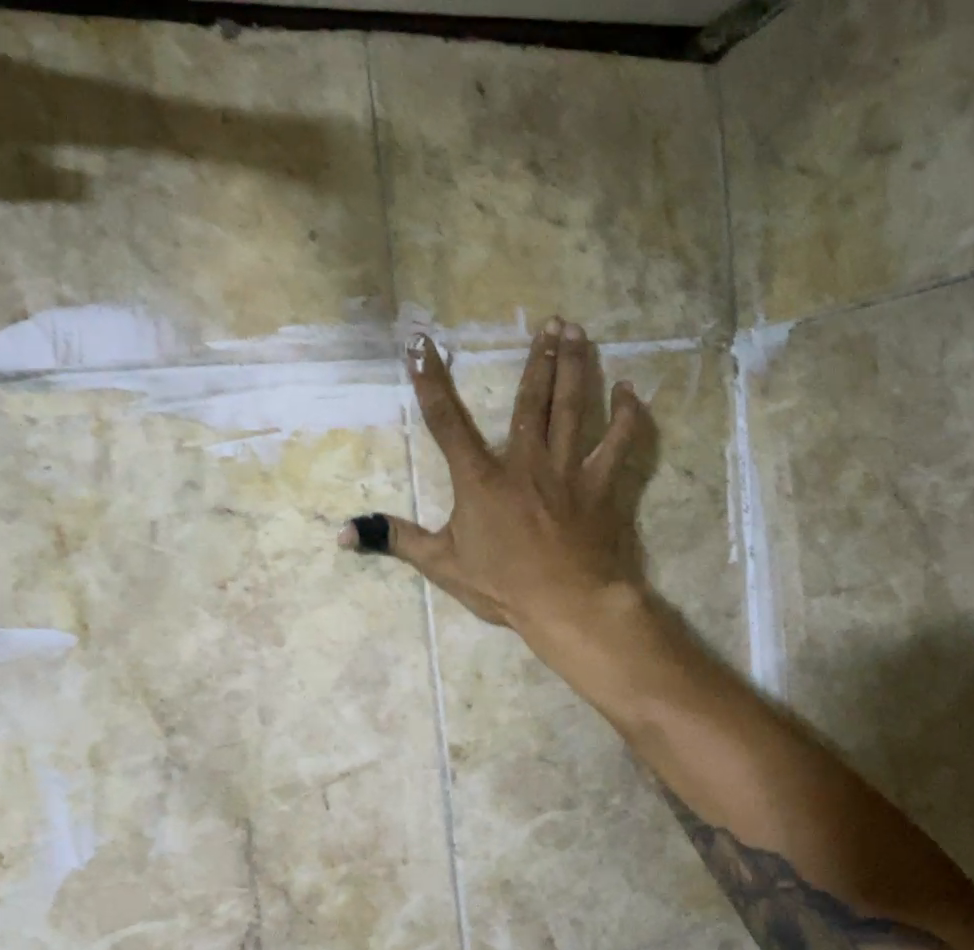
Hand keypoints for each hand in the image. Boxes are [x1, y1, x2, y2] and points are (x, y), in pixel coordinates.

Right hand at [340, 317, 657, 632]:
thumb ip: (397, 540)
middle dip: (537, 357)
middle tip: (549, 321)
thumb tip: (343, 534)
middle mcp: (526, 462)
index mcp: (481, 479)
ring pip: (572, 407)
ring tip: (578, 331)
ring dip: (575, 366)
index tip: (422, 346)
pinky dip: (627, 415)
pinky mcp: (602, 484)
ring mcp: (568, 470)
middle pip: (530, 399)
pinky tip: (630, 389)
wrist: (570, 605)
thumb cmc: (504, 586)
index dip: (430, 382)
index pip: (447, 422)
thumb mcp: (442, 565)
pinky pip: (618, 442)